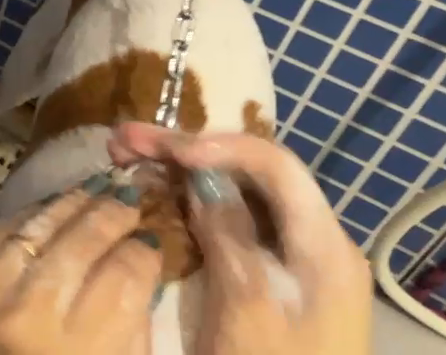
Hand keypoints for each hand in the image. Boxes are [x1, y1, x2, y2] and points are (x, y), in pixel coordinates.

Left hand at [0, 180, 163, 353]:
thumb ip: (126, 338)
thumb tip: (141, 277)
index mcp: (78, 348)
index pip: (126, 276)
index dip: (145, 252)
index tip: (152, 239)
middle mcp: (31, 309)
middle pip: (83, 239)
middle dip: (112, 213)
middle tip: (129, 197)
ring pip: (38, 224)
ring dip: (71, 204)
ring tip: (94, 190)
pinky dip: (27, 218)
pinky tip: (45, 210)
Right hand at [109, 125, 371, 354]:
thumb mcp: (248, 306)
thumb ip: (227, 231)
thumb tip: (200, 177)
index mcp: (323, 245)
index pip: (274, 163)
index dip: (219, 145)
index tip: (169, 152)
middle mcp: (310, 240)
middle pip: (246, 171)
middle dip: (183, 149)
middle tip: (123, 139)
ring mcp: (288, 260)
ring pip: (230, 192)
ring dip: (175, 169)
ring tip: (123, 153)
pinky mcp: (266, 278)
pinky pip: (224, 221)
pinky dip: (184, 199)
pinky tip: (148, 190)